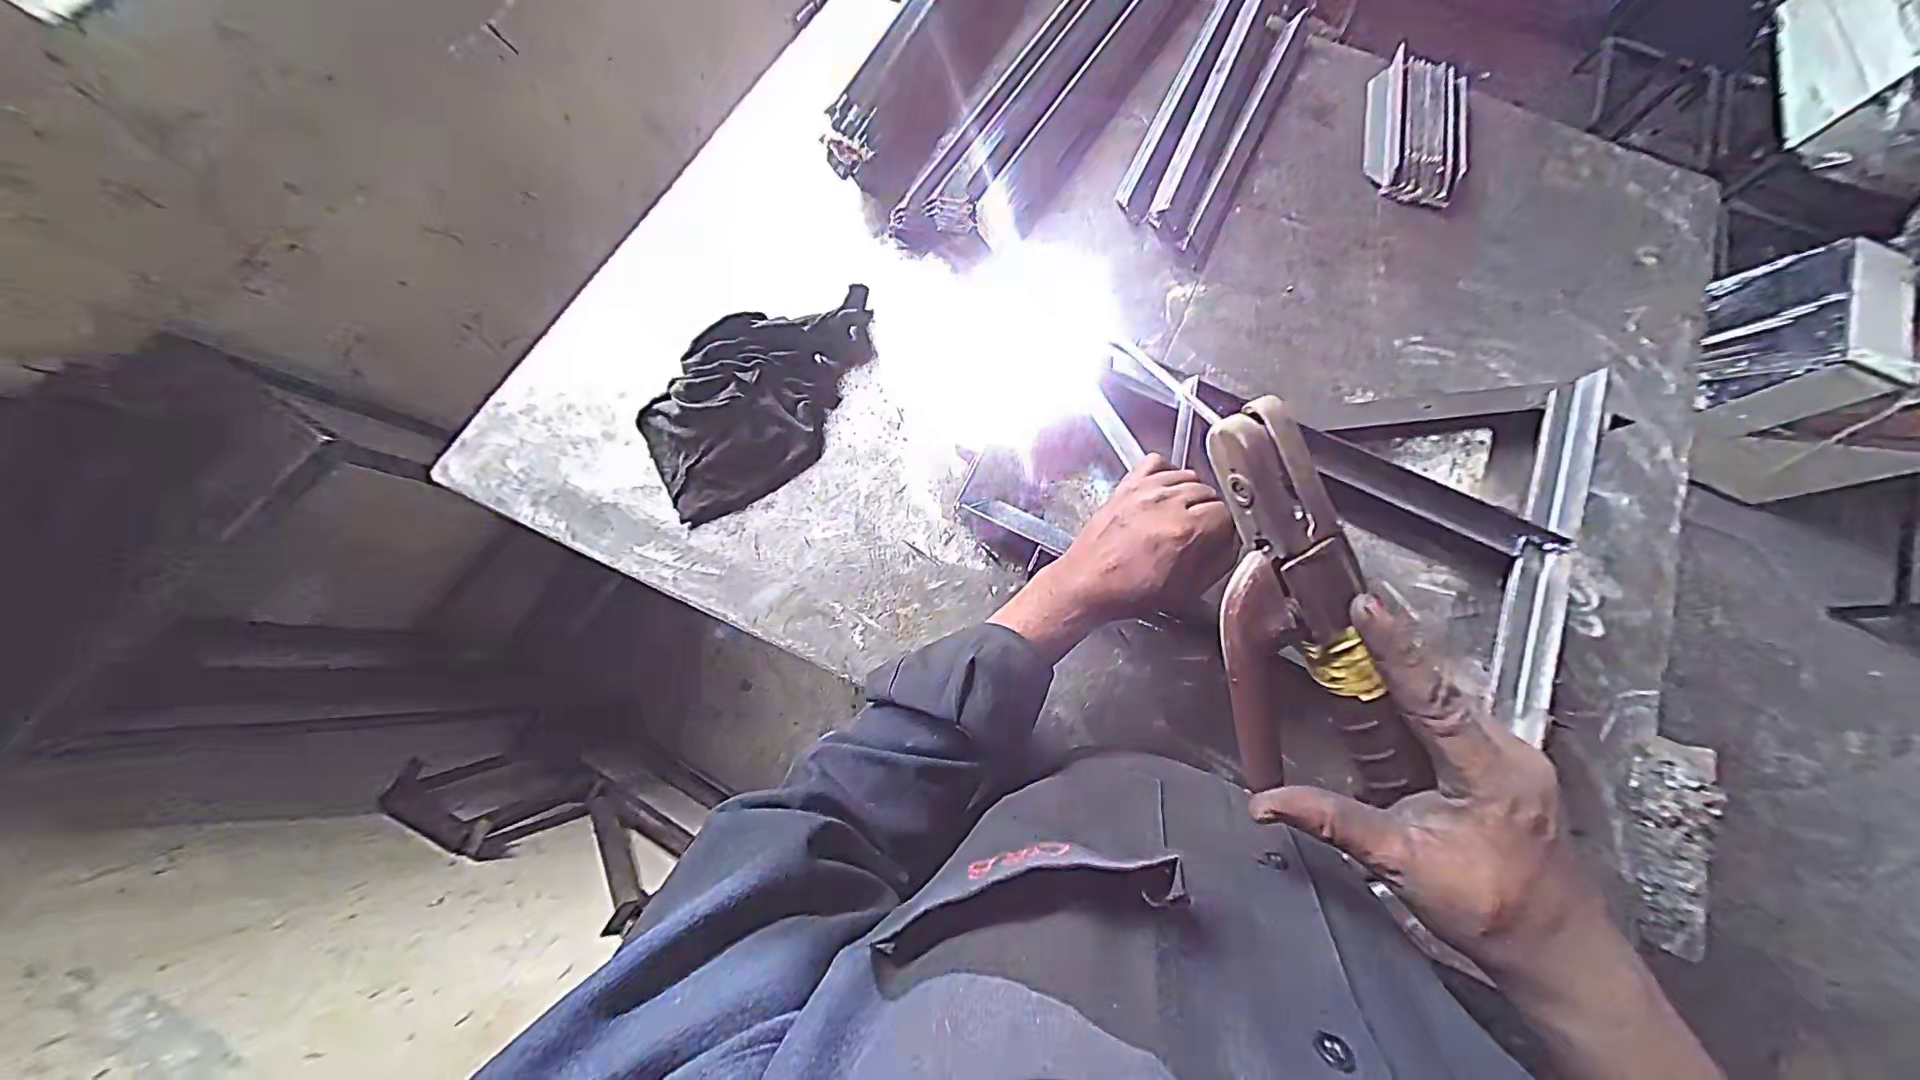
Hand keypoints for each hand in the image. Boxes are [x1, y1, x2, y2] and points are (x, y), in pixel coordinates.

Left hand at [988, 454, 1235, 663]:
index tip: (1222, 536)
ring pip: (1187, 476)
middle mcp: (1165, 503)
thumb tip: (1231, 543)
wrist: (1087, 583)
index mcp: (1184, 530)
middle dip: (1211, 511)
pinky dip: (1167, 472)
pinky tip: (1166, 490)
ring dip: (1192, 492)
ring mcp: (1143, 490)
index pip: (1226, 512)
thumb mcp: (1185, 590)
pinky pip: (1157, 463)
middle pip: (1209, 491)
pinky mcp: (1126, 486)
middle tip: (1204, 528)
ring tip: (1185, 512)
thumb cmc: (1128, 591)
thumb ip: (1217, 563)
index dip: (1227, 527)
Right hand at [1249, 594, 1722, 1079]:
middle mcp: (1508, 752)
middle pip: (1439, 684)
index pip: (1434, 698)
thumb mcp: (1404, 866)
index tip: (1365, 607)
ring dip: (1398, 664)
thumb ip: (1335, 822)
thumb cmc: (1492, 912)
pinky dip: (1410, 688)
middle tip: (1342, 612)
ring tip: (1351, 633)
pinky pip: (1447, 710)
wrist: (1560, 951)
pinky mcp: (1497, 760)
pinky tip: (1380, 679)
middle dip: (1390, 646)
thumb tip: (1267, 801)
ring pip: (1445, 693)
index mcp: (1495, 774)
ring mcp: (1508, 753)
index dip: (1395, 650)